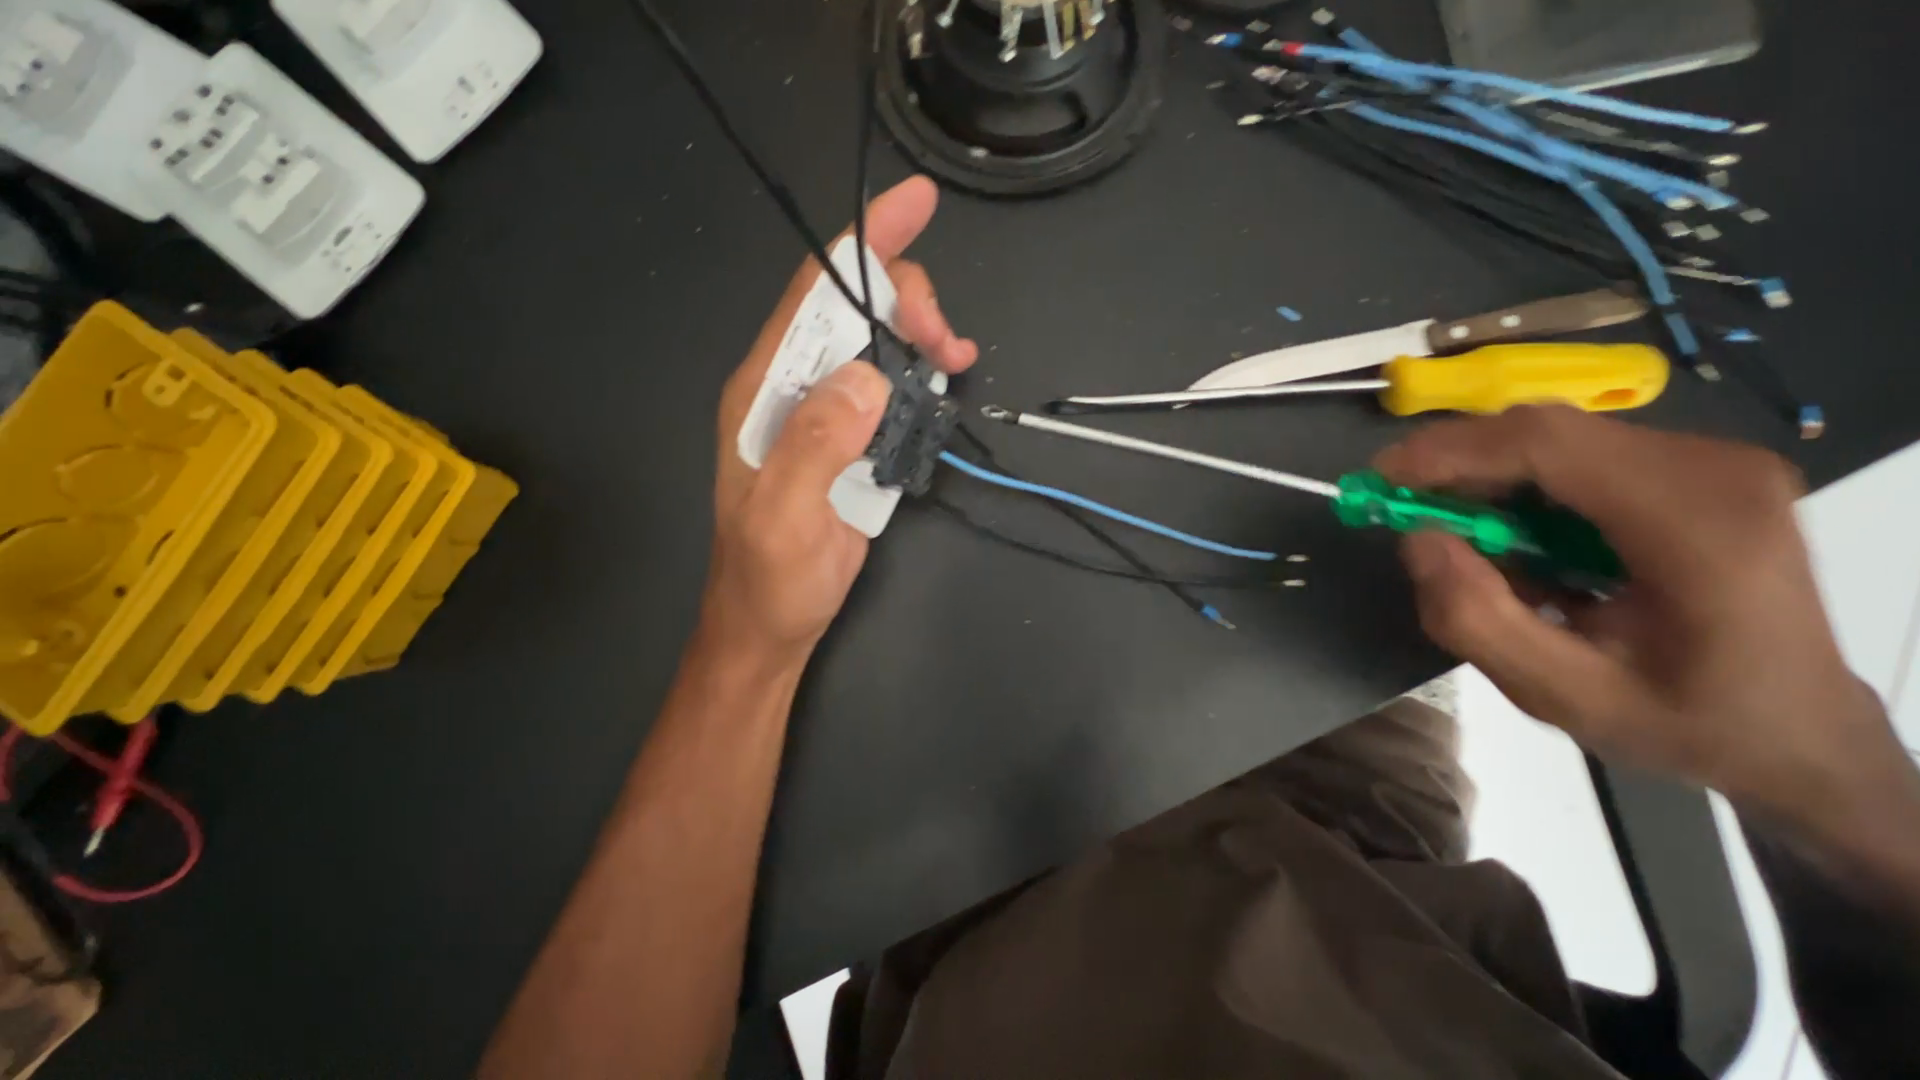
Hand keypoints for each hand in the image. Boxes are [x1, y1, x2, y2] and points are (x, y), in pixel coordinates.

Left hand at [702, 176, 977, 661]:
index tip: (915, 204)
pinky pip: (891, 387)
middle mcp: (793, 390)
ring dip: (921, 336)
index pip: (812, 296)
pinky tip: (944, 383)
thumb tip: (869, 377)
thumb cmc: (768, 579)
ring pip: (877, 343)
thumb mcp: (785, 519)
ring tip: (957, 360)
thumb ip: (817, 444)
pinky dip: (921, 374)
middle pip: (852, 309)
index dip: (863, 244)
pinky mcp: (851, 441)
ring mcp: (824, 414)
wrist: (771, 626)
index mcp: (764, 392)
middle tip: (950, 345)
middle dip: (907, 302)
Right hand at [1376, 405, 1911, 838]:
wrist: (1802, 732)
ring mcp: (1718, 461)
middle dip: (1463, 467)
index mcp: (1698, 527)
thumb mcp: (1567, 699)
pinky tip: (1528, 543)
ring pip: (1562, 440)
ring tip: (1476, 549)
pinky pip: (1585, 454)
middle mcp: (1716, 471)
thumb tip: (1417, 540)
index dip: (1452, 450)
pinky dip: (1531, 489)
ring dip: (1496, 483)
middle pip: (1551, 433)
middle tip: (1411, 518)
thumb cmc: (1687, 723)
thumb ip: (1480, 621)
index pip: (1550, 445)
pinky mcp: (1703, 467)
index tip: (1382, 480)